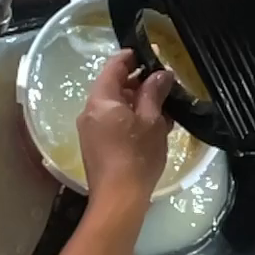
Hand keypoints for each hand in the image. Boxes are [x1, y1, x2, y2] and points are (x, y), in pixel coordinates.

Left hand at [76, 50, 174, 214]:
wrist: (119, 200)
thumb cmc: (137, 156)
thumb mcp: (152, 121)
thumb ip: (154, 92)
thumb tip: (161, 74)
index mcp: (100, 101)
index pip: (113, 66)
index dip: (132, 57)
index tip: (151, 54)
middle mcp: (90, 112)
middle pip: (113, 86)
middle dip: (139, 81)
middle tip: (164, 81)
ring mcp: (91, 130)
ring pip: (115, 105)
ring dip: (137, 101)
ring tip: (164, 104)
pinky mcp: (96, 146)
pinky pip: (114, 121)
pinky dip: (131, 117)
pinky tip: (154, 124)